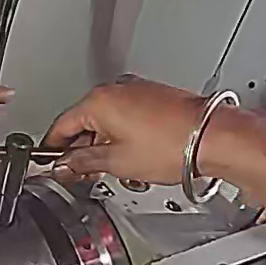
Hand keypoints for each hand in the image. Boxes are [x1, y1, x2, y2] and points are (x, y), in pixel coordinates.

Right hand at [43, 76, 255, 184]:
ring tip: (115, 171)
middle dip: (81, 151)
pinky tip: (133, 159)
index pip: (61, 126)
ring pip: (106, 122)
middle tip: (82, 174)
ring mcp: (137, 92)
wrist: (212, 138)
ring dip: (104, 147)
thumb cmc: (173, 145)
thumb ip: (82, 162)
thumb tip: (65, 164)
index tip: (53, 165)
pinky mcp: (154, 99)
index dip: (54, 150)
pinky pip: (126, 119)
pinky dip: (123, 138)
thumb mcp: (116, 162)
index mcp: (99, 101)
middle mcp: (116, 90)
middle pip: (83, 123)